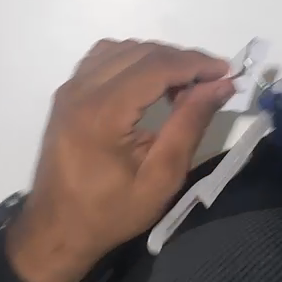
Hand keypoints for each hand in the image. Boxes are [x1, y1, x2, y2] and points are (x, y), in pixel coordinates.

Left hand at [7, 40, 234, 281]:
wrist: (55, 232)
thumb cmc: (110, 213)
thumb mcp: (161, 178)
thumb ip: (190, 124)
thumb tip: (221, 85)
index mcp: (102, 113)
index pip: (156, 66)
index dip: (196, 63)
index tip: (226, 72)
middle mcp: (81, 90)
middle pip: (142, 52)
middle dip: (182, 60)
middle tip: (212, 83)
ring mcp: (70, 89)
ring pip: (123, 49)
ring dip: (158, 58)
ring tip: (183, 86)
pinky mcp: (67, 93)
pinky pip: (104, 57)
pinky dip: (134, 60)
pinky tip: (150, 85)